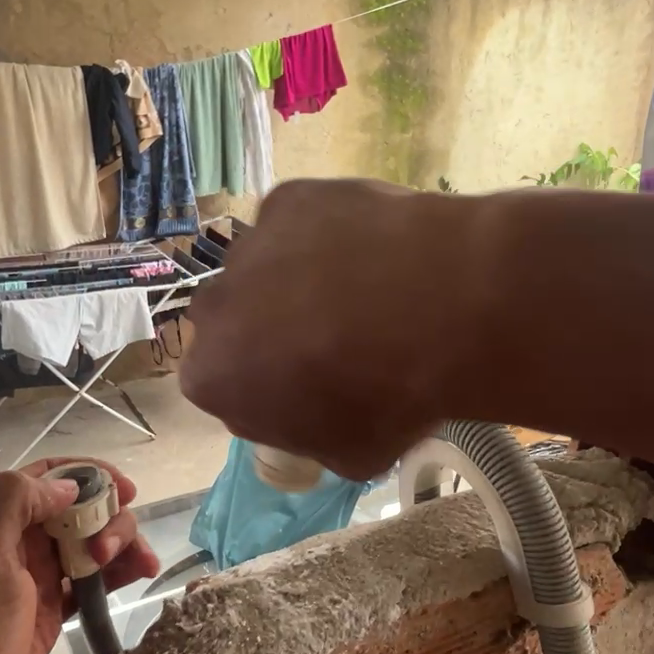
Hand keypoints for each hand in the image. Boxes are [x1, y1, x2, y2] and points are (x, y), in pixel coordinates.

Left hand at [0, 459, 159, 653]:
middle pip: (69, 509)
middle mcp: (6, 548)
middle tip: (113, 549)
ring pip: (82, 544)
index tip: (124, 489)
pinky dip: (114, 574)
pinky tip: (139, 577)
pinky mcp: (45, 618)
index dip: (84, 475)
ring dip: (117, 544)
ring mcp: (27, 585)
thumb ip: (15, 505)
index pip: (38, 478)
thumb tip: (66, 487)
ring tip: (141, 568)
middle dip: (104, 516)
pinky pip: (87, 581)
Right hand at [182, 179, 486, 479]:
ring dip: (294, 278)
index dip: (260, 386)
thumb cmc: (387, 400)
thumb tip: (312, 413)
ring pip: (263, 266)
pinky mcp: (288, 199)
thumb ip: (307, 433)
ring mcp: (248, 246)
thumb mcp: (347, 454)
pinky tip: (371, 250)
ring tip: (362, 289)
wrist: (440, 311)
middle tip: (328, 337)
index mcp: (212, 377)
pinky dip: (325, 233)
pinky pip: (299, 221)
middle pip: (231, 319)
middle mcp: (213, 307)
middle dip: (265, 327)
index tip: (302, 386)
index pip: (221, 383)